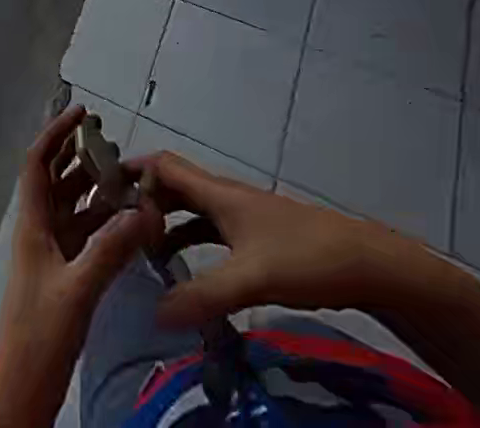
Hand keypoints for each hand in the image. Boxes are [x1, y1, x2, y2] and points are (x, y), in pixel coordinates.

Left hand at [0, 106, 157, 427]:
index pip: (38, 164)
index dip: (55, 134)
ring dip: (94, 188)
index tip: (81, 112)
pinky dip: (104, 222)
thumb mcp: (77, 290)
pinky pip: (86, 235)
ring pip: (73, 206)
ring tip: (125, 172)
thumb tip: (138, 211)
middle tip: (110, 138)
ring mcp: (52, 252)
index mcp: (32, 224)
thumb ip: (108, 251)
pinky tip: (128, 219)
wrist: (24, 383)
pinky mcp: (66, 273)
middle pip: (56, 180)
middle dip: (78, 155)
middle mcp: (39, 230)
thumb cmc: (40, 333)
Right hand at [124, 151, 450, 327]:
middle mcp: (224, 197)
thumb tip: (154, 314)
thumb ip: (202, 295)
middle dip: (142, 198)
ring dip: (164, 220)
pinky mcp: (257, 236)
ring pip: (190, 208)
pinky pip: (209, 228)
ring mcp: (242, 216)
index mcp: (217, 193)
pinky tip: (183, 265)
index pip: (162, 165)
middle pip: (172, 185)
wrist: (375, 266)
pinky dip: (188, 238)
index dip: (132, 169)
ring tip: (140, 246)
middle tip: (115, 223)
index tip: (103, 188)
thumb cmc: (307, 257)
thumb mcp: (251, 278)